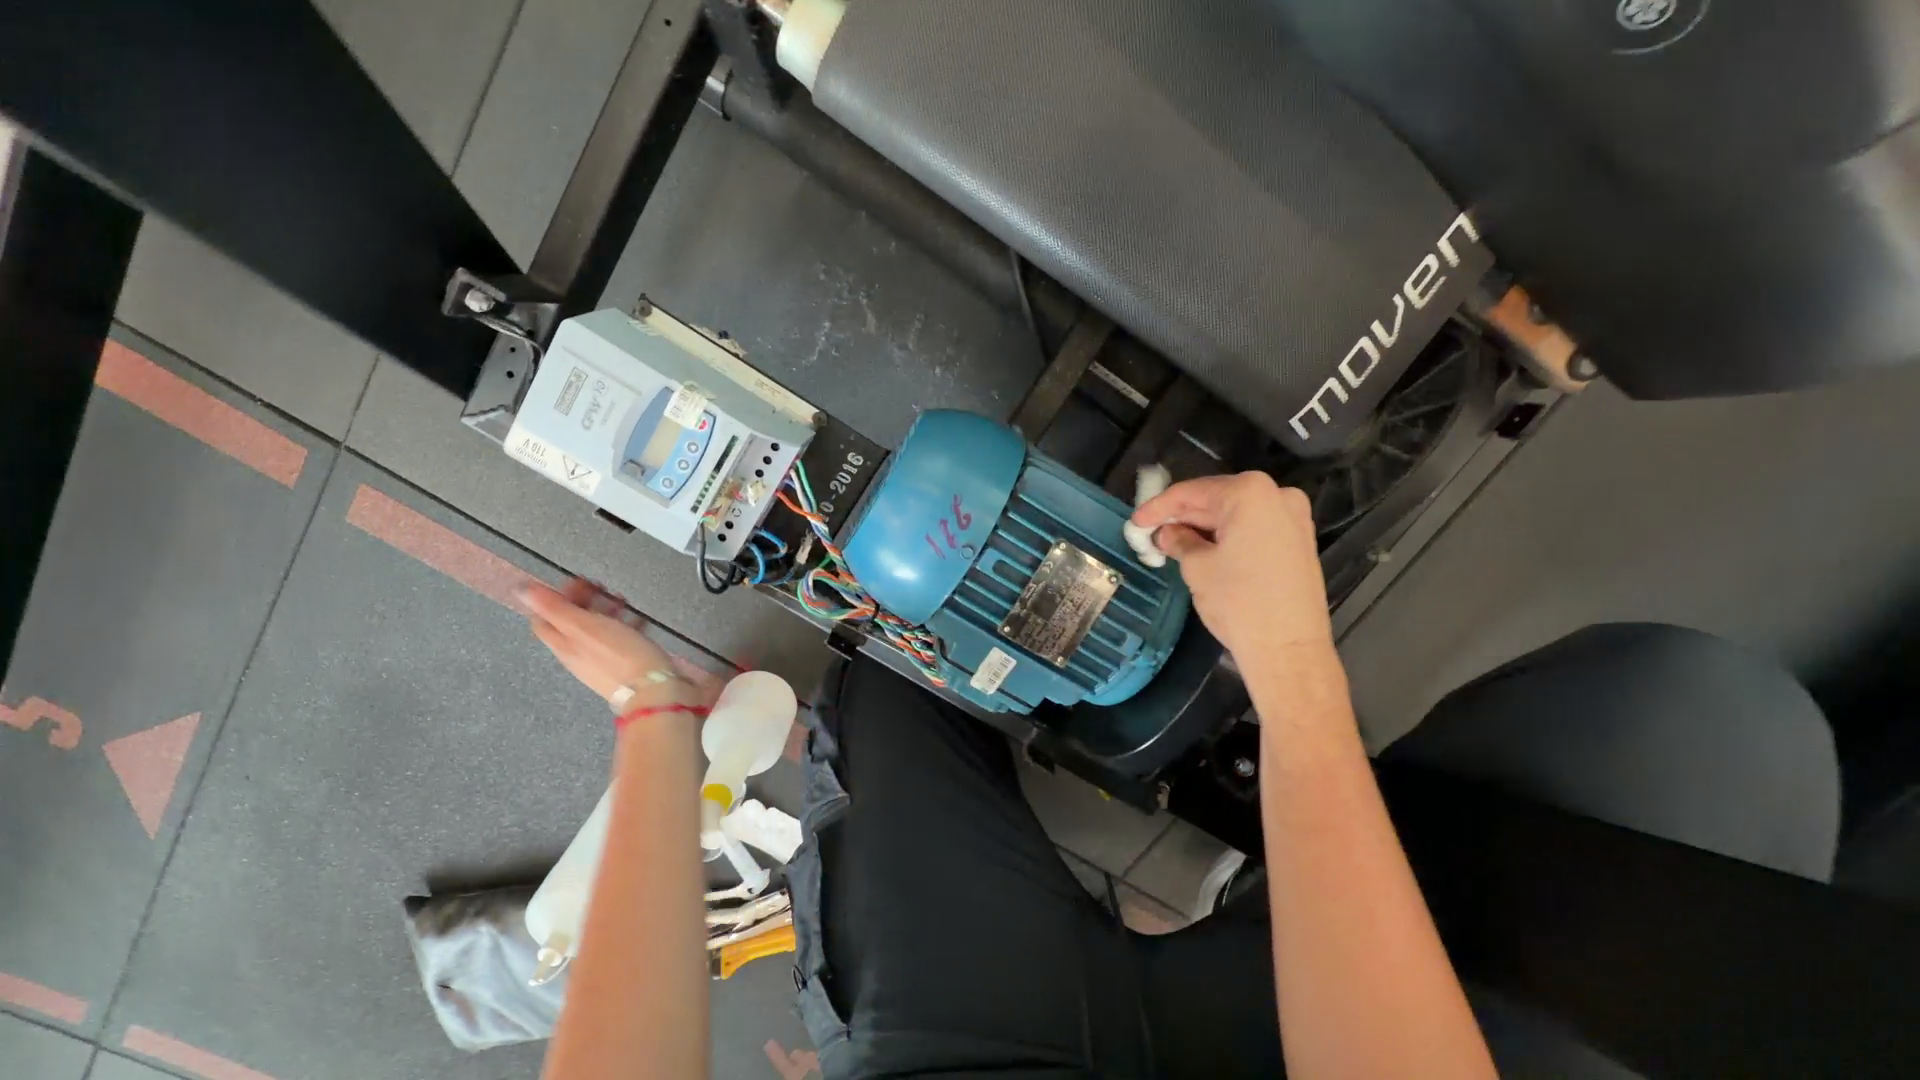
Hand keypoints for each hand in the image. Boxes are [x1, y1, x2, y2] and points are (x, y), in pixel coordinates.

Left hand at [517, 579, 720, 709]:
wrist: (655, 690)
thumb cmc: (619, 655)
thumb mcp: (583, 626)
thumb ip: (554, 608)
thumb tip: (521, 590)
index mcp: (564, 645)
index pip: (544, 619)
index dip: (555, 598)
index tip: (576, 583)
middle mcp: (578, 655)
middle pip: (570, 624)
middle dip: (582, 601)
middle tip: (600, 587)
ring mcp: (601, 662)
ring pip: (595, 631)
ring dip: (603, 610)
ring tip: (620, 599)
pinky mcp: (624, 666)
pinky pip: (618, 640)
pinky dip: (623, 624)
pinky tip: (636, 619)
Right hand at [1130, 472, 1332, 662]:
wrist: (1288, 649)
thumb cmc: (1238, 602)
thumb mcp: (1197, 567)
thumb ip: (1178, 541)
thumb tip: (1166, 534)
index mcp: (1250, 493)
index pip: (1193, 492)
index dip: (1158, 507)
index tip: (1136, 522)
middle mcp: (1278, 495)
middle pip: (1217, 499)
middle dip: (1182, 516)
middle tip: (1151, 533)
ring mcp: (1294, 519)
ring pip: (1236, 514)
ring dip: (1203, 527)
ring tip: (1171, 543)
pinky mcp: (1299, 542)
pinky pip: (1254, 529)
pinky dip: (1227, 536)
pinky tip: (1202, 549)